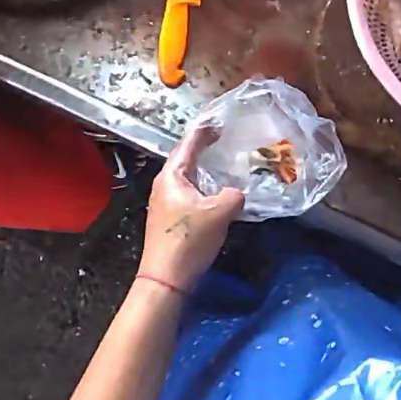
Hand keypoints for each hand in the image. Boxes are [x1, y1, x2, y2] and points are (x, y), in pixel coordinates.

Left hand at [140, 124, 243, 292]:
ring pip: (185, 176)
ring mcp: (163, 201)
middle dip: (201, 147)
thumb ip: (233, 195)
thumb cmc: (189, 239)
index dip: (203, 132)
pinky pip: (186, 191)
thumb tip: (237, 192)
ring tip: (219, 162)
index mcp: (172, 175)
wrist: (165, 277)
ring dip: (201, 167)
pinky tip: (212, 192)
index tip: (217, 122)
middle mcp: (163, 183)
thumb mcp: (219, 213)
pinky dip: (200, 185)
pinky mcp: (167, 217)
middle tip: (221, 138)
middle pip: (183, 158)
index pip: (188, 144)